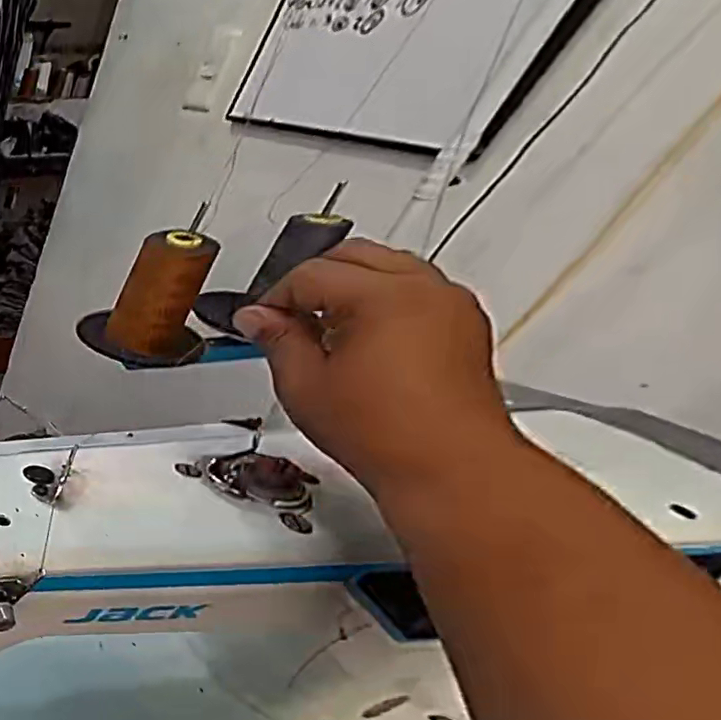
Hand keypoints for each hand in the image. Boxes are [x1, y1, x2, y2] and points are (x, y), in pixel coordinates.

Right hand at [232, 239, 518, 490]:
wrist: (446, 464)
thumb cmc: (386, 432)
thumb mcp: (303, 383)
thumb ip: (277, 339)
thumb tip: (257, 318)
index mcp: (383, 297)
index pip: (312, 274)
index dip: (274, 297)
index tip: (258, 320)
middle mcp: (425, 291)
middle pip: (354, 255)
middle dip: (310, 280)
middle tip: (282, 315)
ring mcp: (450, 305)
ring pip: (388, 267)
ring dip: (347, 287)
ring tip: (317, 329)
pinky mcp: (463, 325)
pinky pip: (415, 291)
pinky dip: (380, 301)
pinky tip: (354, 339)